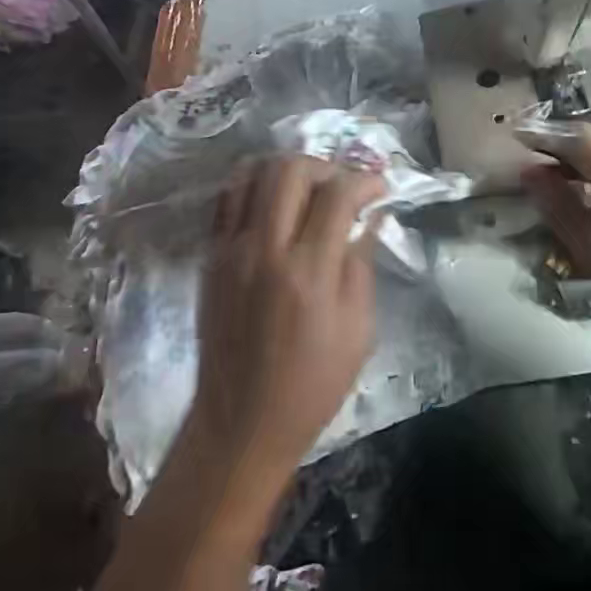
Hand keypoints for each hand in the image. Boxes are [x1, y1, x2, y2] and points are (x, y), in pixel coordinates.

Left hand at [190, 156, 384, 476]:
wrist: (240, 424)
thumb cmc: (312, 385)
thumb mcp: (359, 331)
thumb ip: (361, 266)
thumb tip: (368, 219)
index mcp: (309, 272)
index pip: (337, 194)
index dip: (365, 181)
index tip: (380, 189)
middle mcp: (265, 250)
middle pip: (290, 170)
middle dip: (325, 166)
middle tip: (342, 188)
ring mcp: (230, 251)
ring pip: (252, 174)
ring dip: (287, 171)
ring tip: (309, 190)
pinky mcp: (210, 259)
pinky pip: (228, 200)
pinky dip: (255, 188)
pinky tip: (275, 206)